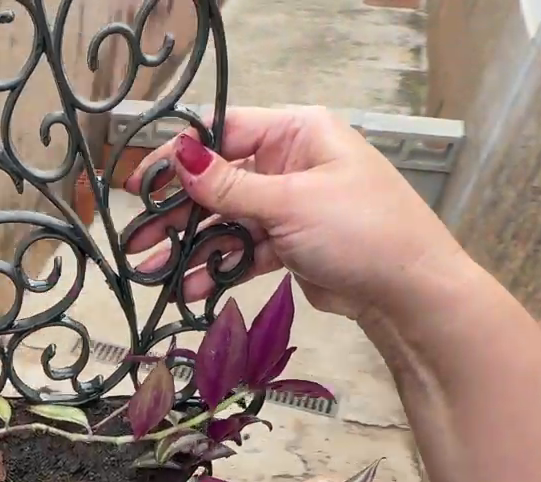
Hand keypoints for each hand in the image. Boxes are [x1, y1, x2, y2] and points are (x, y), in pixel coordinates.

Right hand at [123, 106, 469, 321]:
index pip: (223, 133)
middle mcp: (287, 164)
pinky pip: (240, 252)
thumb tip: (181, 155)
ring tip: (152, 273)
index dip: (179, 158)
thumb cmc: (360, 229)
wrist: (405, 289)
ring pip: (224, 223)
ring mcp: (285, 206)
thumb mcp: (289, 202)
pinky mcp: (285, 244)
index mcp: (295, 133)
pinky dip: (216, 269)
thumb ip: (230, 185)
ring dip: (189, 249)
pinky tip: (190, 289)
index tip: (141, 186)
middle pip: (217, 184)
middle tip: (136, 241)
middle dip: (176, 215)